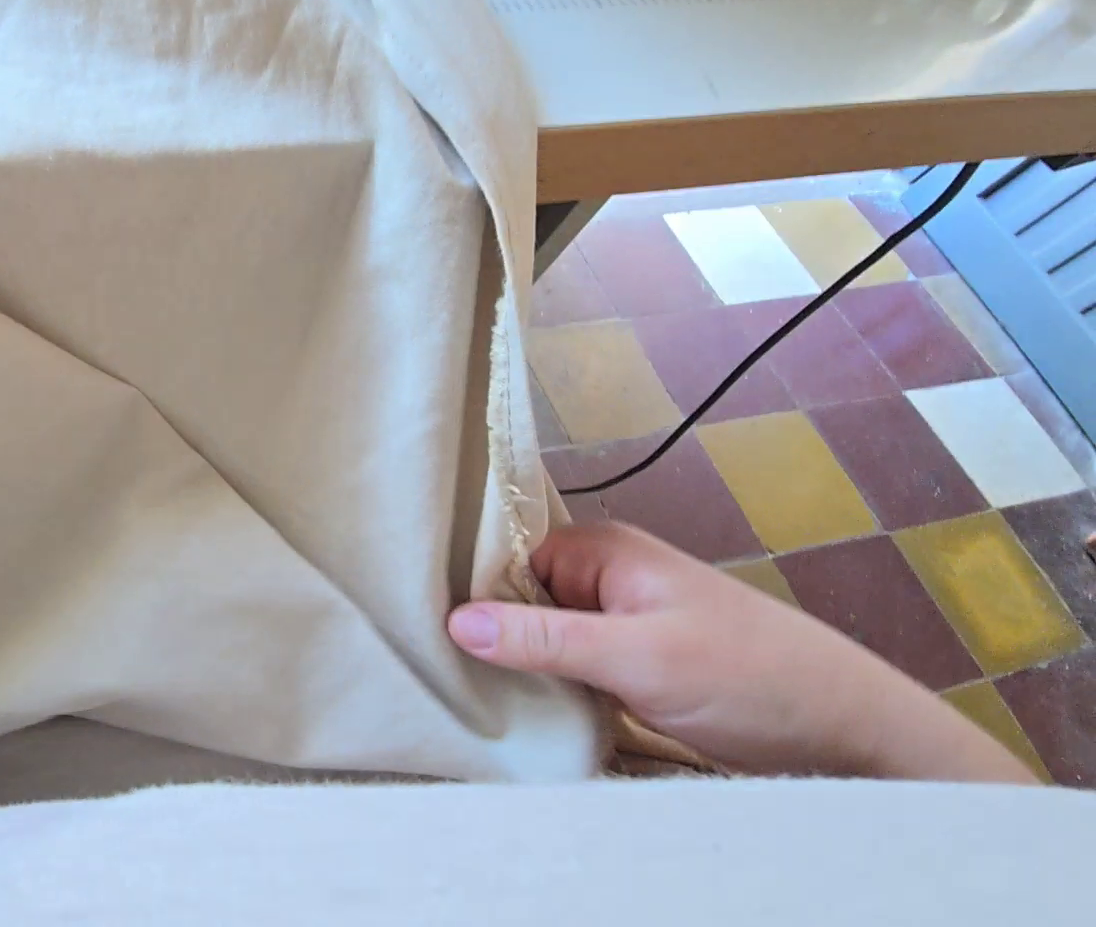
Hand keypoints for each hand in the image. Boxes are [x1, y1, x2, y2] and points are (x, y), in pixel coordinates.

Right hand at [449, 522, 1036, 782]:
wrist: (859, 740)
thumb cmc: (749, 678)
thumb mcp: (637, 657)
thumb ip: (544, 639)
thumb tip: (453, 621)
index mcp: (602, 550)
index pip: (508, 560)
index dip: (474, 593)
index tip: (431, 629)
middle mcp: (605, 576)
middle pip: (520, 596)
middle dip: (492, 631)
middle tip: (449, 667)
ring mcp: (619, 620)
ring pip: (542, 634)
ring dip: (520, 662)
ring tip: (475, 688)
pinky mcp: (631, 661)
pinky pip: (568, 662)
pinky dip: (548, 681)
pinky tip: (521, 703)